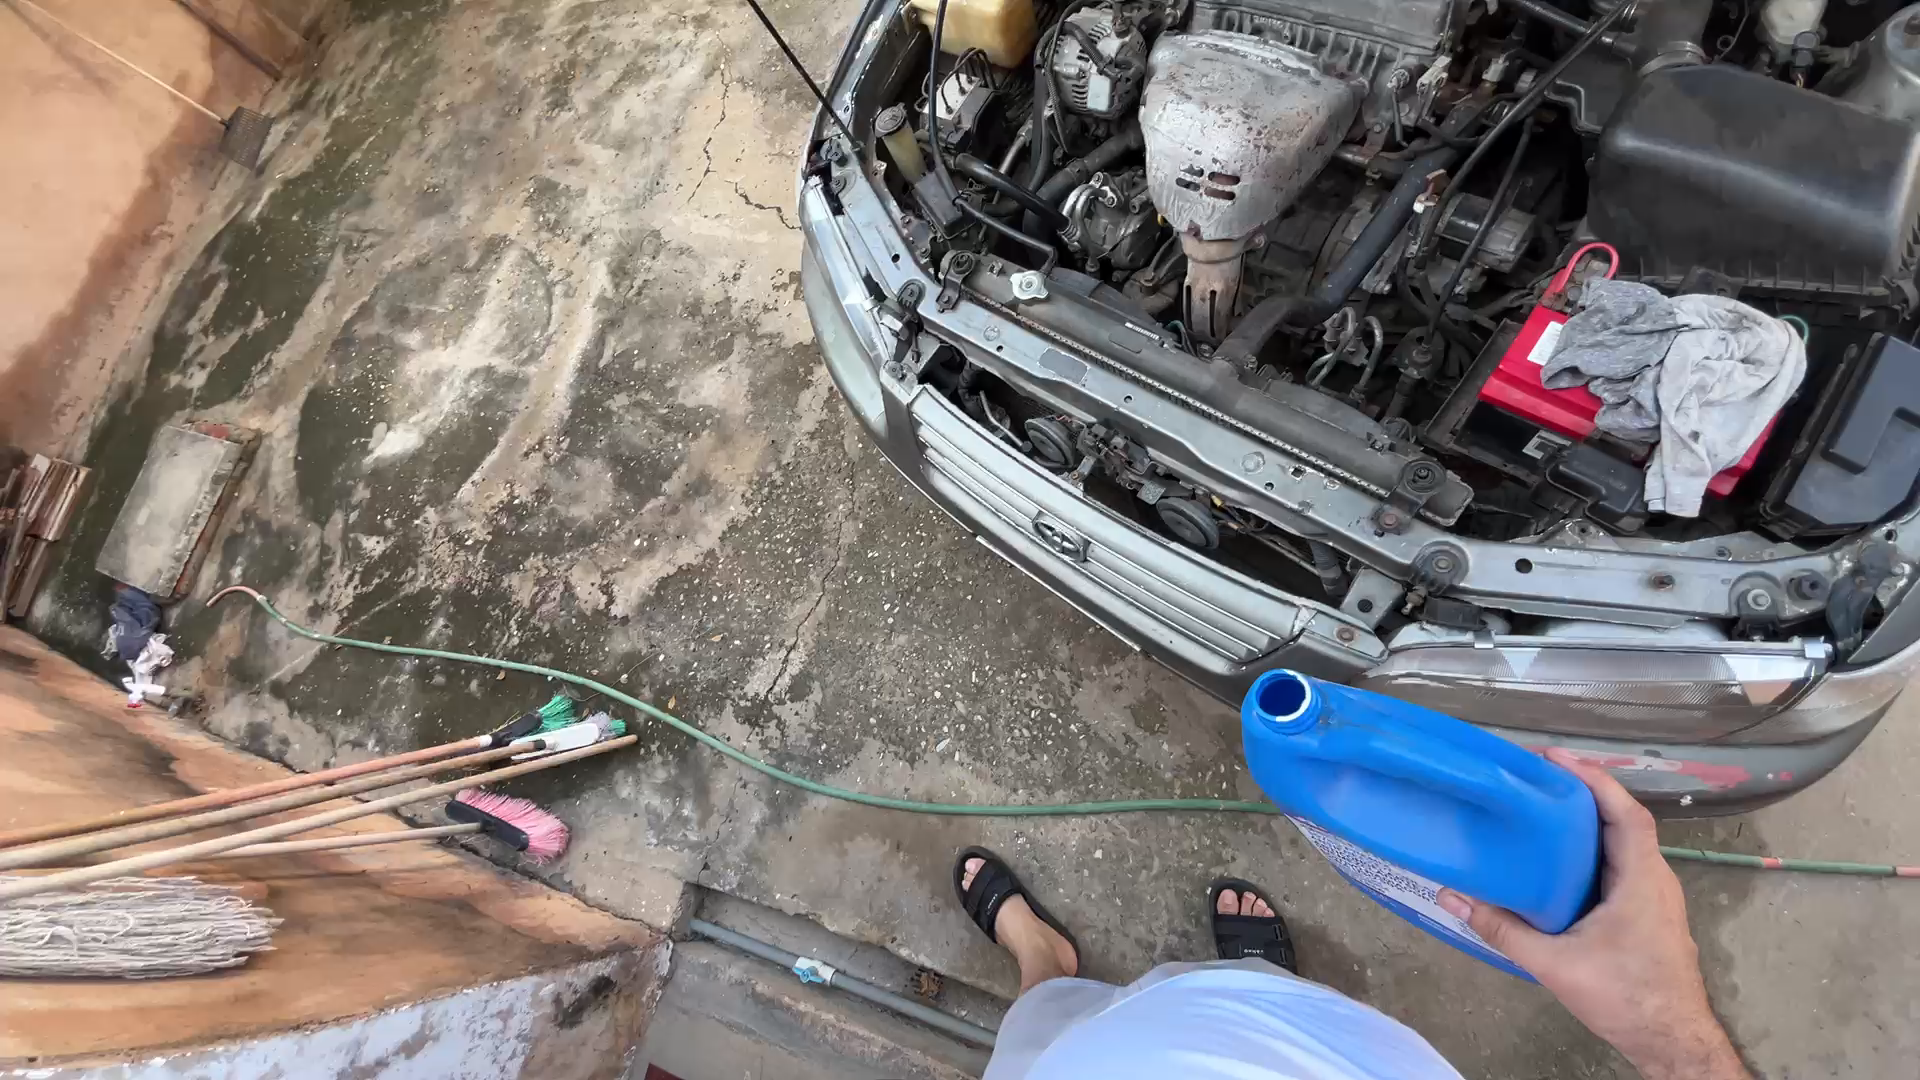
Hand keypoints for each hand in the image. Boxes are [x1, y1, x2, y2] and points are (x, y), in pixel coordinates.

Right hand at [1436, 748, 1748, 1079]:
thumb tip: (1448, 895)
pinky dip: (1588, 840)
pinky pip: (1617, 859)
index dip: (1597, 780)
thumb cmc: (1626, 998)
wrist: (1675, 1047)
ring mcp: (1652, 897)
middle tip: (1533, 771)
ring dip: (1585, 814)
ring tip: (1538, 800)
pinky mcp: (1644, 911)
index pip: (1629, 817)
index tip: (1556, 757)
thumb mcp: (1554, 965)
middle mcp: (1653, 882)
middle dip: (1582, 789)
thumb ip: (1501, 928)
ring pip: (1621, 840)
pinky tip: (1554, 847)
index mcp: (1641, 884)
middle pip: (1622, 820)